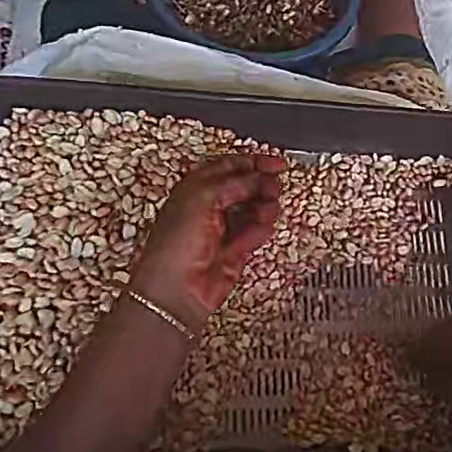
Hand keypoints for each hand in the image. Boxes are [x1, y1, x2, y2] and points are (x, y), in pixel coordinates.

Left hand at [128, 155, 284, 329]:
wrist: (177, 289)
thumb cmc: (175, 245)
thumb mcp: (203, 199)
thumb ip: (234, 183)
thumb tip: (258, 176)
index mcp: (195, 188)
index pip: (228, 166)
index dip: (252, 162)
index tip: (275, 162)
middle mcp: (208, 207)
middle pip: (243, 186)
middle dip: (262, 183)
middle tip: (276, 186)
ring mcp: (222, 229)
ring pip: (252, 209)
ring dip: (264, 206)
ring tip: (269, 209)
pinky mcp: (234, 251)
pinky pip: (254, 234)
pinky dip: (261, 229)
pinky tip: (265, 226)